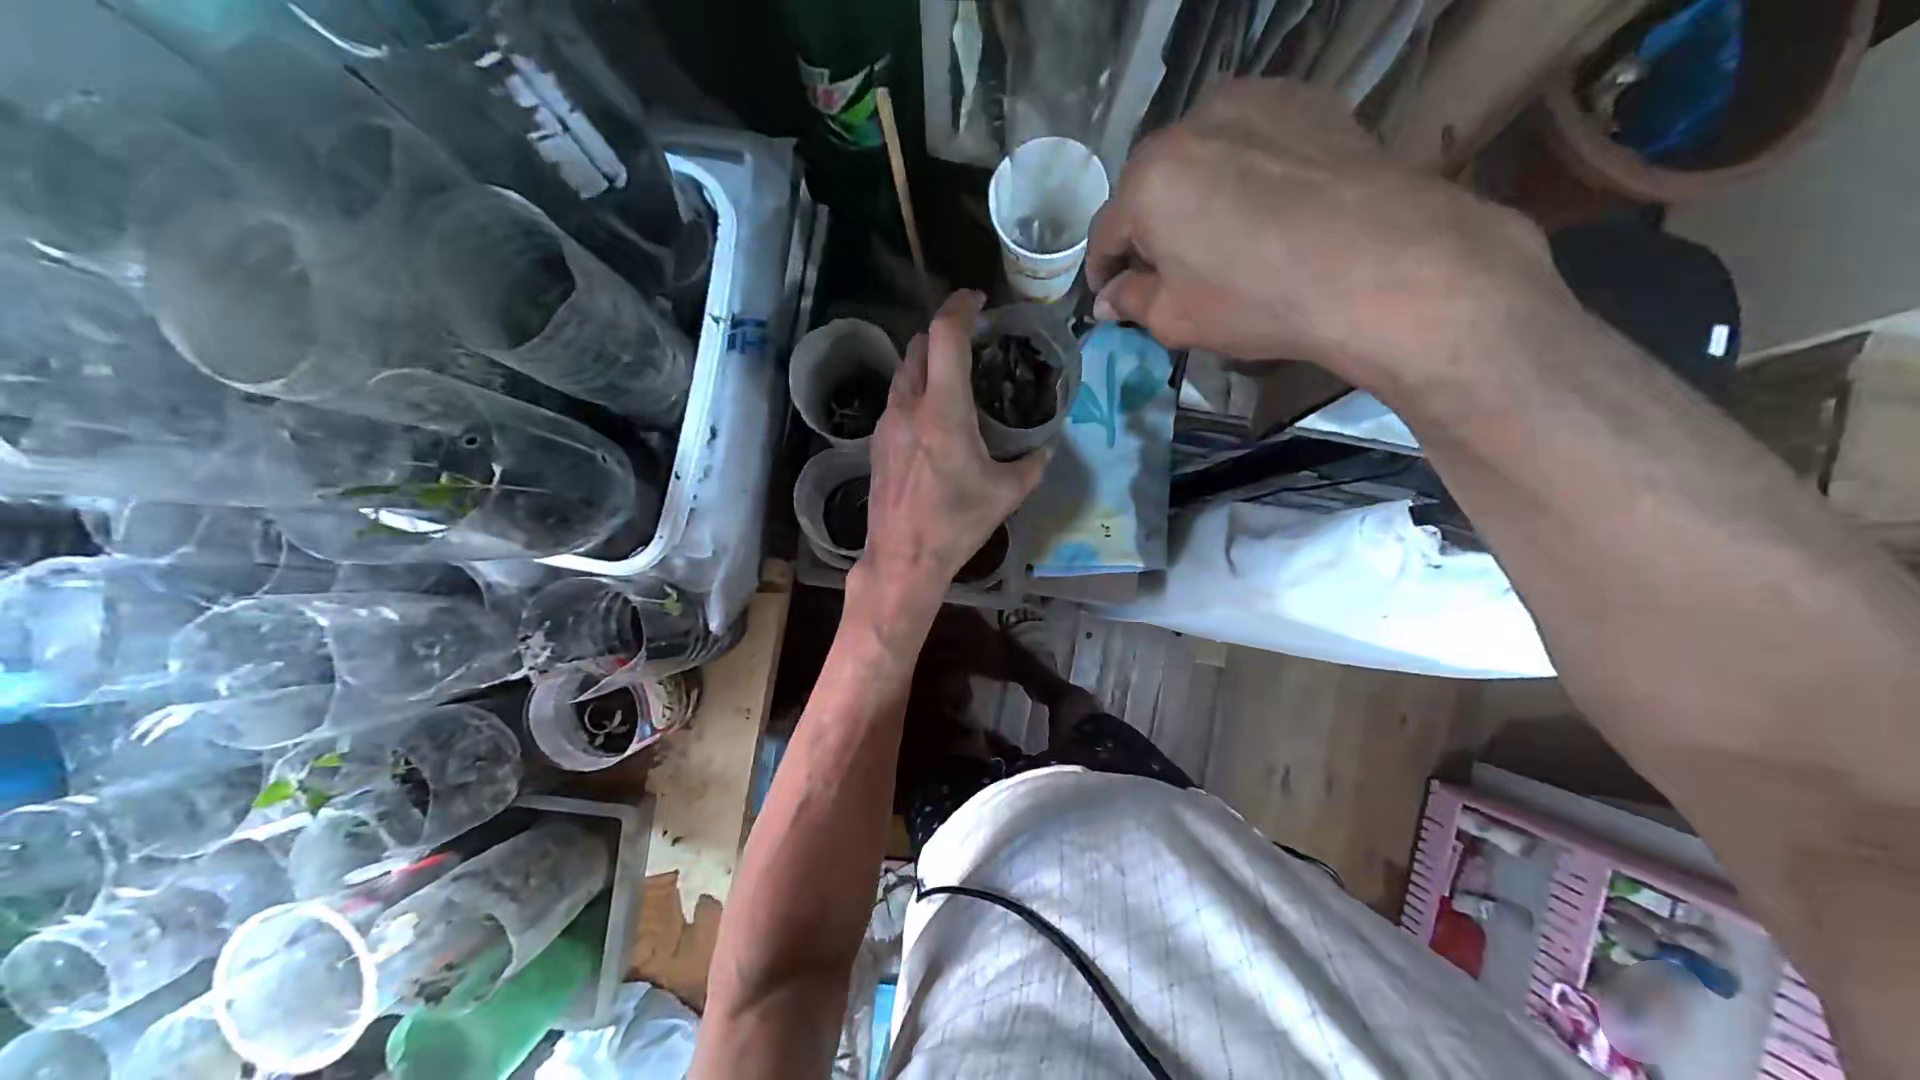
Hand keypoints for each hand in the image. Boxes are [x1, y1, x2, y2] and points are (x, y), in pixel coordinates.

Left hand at [856, 291, 1048, 607]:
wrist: (902, 558)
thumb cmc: (956, 524)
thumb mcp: (1007, 494)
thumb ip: (1031, 464)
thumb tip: (1043, 449)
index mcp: (943, 410)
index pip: (945, 335)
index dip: (960, 307)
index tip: (976, 300)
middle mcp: (908, 407)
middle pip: (919, 346)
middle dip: (944, 334)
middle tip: (971, 341)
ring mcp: (886, 424)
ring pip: (903, 373)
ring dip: (926, 363)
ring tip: (953, 378)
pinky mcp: (876, 443)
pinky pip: (895, 400)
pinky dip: (915, 391)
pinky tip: (932, 417)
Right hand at [1087, 78, 1570, 389]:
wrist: (1379, 262)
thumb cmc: (1258, 298)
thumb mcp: (1178, 319)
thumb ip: (1132, 302)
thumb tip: (1109, 298)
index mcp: (1147, 183)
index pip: (1105, 232)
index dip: (1104, 270)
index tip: (1112, 294)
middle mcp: (1188, 126)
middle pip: (1150, 186)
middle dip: (1151, 227)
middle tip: (1169, 267)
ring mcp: (1250, 102)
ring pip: (1201, 155)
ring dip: (1197, 190)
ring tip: (1223, 231)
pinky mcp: (1303, 99)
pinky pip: (1252, 137)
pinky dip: (1247, 166)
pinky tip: (1268, 203)